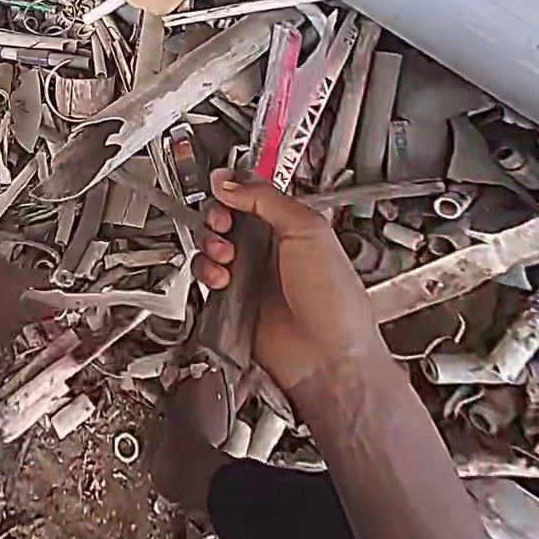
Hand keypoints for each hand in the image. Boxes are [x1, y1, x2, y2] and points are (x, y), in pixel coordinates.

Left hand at [0, 253, 48, 365]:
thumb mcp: (13, 325)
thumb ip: (35, 309)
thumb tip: (48, 304)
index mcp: (10, 274)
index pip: (39, 276)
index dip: (48, 286)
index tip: (54, 292)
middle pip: (16, 269)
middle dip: (23, 283)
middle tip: (27, 301)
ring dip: (3, 281)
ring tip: (3, 304)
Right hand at [195, 170, 389, 392]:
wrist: (326, 358)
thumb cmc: (334, 301)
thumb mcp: (308, 231)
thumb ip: (265, 199)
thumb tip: (227, 181)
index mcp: (290, 225)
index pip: (252, 194)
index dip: (233, 189)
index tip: (222, 188)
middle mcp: (267, 246)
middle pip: (225, 215)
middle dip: (217, 216)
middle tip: (223, 223)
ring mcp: (248, 271)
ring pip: (210, 242)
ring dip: (211, 244)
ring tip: (226, 256)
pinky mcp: (231, 295)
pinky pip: (205, 272)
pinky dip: (207, 271)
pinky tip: (222, 278)